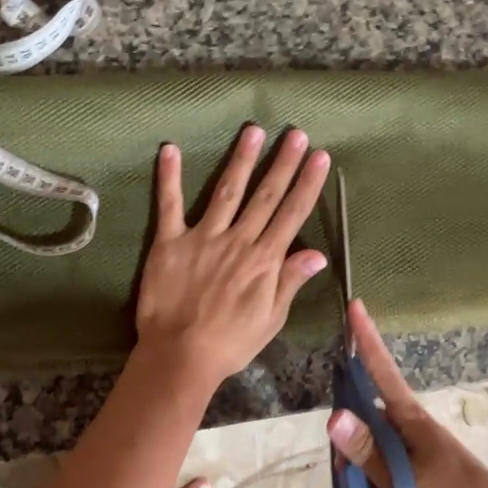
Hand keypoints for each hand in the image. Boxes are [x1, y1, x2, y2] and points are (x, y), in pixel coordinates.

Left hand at [135, 125, 330, 384]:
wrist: (181, 355)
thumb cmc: (230, 343)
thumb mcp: (270, 319)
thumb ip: (290, 281)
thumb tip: (318, 253)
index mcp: (264, 260)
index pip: (291, 215)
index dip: (307, 184)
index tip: (319, 156)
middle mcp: (237, 241)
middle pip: (265, 196)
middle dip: (282, 163)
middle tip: (295, 133)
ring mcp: (203, 238)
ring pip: (226, 191)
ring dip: (241, 160)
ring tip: (252, 132)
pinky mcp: (169, 243)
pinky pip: (169, 205)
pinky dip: (168, 177)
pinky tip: (169, 150)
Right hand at [328, 299, 487, 487]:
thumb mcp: (405, 479)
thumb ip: (368, 452)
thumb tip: (333, 416)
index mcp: (411, 421)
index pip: (381, 371)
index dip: (366, 340)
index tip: (354, 306)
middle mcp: (410, 434)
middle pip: (364, 430)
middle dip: (346, 459)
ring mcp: (414, 460)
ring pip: (371, 466)